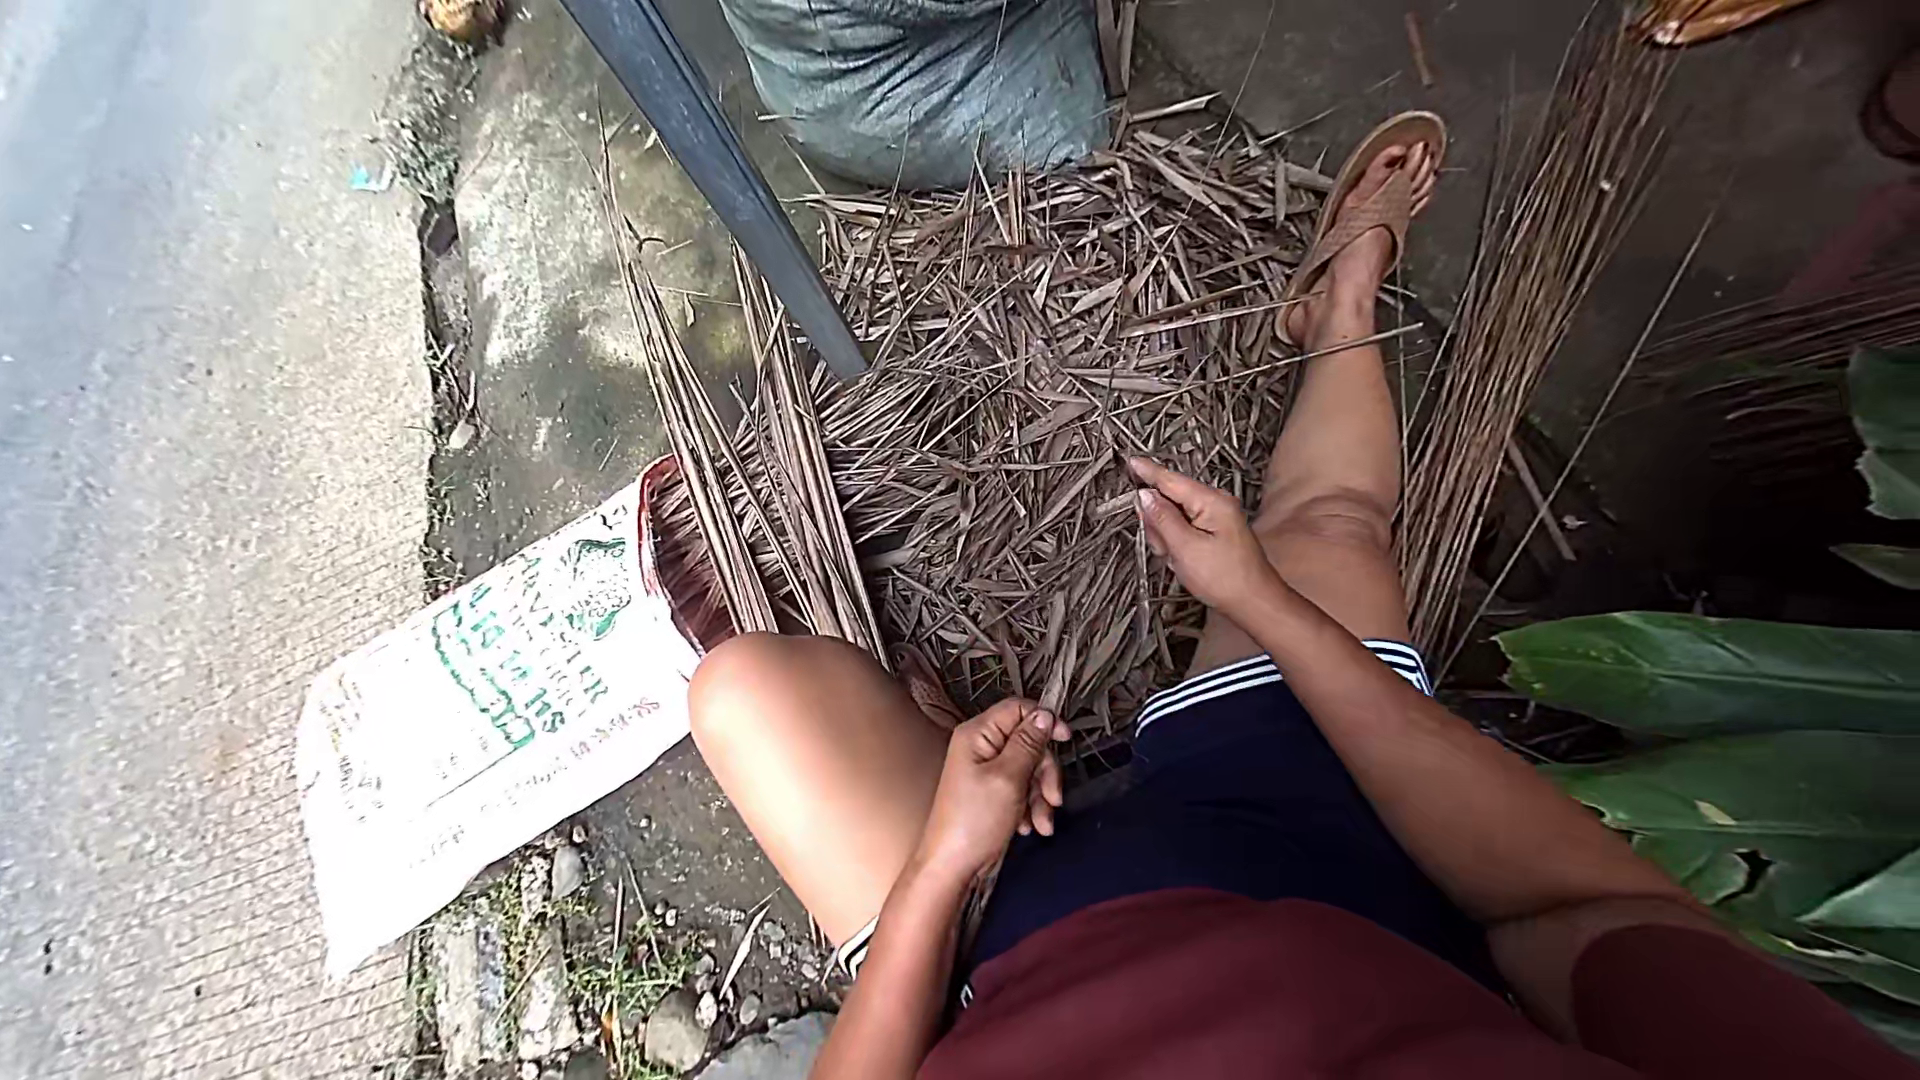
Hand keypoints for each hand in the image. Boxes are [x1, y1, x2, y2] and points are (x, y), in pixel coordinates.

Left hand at [915, 698, 1069, 882]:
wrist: (952, 868)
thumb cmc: (972, 823)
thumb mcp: (1008, 778)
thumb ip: (1028, 744)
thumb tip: (1044, 715)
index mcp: (977, 734)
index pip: (1017, 708)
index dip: (1044, 720)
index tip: (1065, 738)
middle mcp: (980, 746)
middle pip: (1028, 740)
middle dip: (1045, 770)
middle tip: (1052, 796)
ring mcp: (985, 769)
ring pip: (1029, 767)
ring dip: (1041, 794)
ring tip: (1041, 822)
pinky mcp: (992, 790)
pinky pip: (1021, 787)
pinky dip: (1031, 805)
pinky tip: (1030, 825)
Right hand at [1129, 456, 1282, 617]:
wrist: (1253, 603)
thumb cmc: (1226, 578)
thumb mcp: (1185, 548)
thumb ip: (1162, 518)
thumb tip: (1144, 495)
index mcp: (1212, 502)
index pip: (1171, 480)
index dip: (1148, 472)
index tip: (1130, 462)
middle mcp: (1216, 503)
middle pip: (1169, 499)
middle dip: (1158, 522)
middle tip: (1164, 546)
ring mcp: (1216, 516)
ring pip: (1173, 515)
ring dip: (1166, 536)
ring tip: (1176, 557)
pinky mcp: (1214, 530)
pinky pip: (1183, 528)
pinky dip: (1175, 542)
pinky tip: (1182, 558)